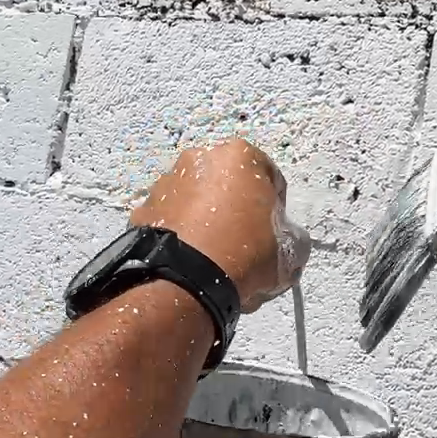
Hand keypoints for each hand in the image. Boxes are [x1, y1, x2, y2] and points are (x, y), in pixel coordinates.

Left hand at [131, 140, 310, 312]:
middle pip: (229, 186)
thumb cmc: (246, 255)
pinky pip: (173, 221)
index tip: (273, 236)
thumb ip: (292, 235)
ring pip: (198, 201)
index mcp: (241, 156)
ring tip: (215, 260)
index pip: (270, 179)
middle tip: (245, 247)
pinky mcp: (143, 210)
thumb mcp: (292, 251)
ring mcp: (166, 182)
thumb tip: (283, 237)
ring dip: (208, 222)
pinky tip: (192, 263)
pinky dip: (183, 236)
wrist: (186, 282)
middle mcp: (200, 158)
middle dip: (237, 211)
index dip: (276, 211)